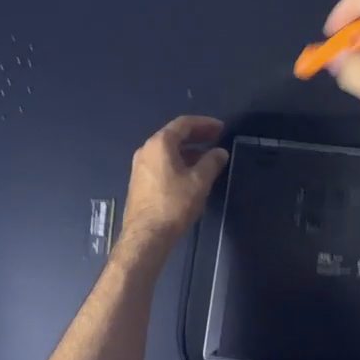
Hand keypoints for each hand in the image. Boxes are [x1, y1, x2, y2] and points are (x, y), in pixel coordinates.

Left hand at [119, 116, 228, 254]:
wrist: (146, 235)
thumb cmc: (174, 205)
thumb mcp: (199, 182)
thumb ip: (212, 162)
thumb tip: (220, 152)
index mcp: (159, 144)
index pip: (183, 124)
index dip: (204, 124)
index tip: (220, 128)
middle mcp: (146, 150)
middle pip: (173, 136)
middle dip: (196, 136)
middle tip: (215, 138)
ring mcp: (140, 167)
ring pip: (167, 151)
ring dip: (187, 151)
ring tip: (206, 158)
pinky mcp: (139, 182)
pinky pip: (161, 164)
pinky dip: (177, 163)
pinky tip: (190, 174)